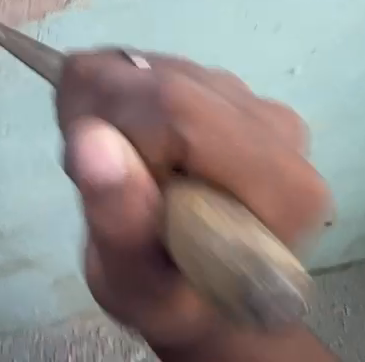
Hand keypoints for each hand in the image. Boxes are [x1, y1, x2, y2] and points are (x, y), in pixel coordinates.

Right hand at [57, 53, 330, 359]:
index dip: (111, 122)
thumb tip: (92, 139)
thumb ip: (117, 217)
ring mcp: (253, 101)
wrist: (196, 290)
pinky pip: (150, 67)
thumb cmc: (167, 297)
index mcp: (279, 183)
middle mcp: (277, 129)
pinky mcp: (226, 89)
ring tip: (117, 166)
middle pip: (161, 80)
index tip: (85, 167)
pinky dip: (120, 98)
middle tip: (92, 170)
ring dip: (110, 106)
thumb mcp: (132, 282)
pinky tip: (131, 144)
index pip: (173, 106)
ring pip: (151, 67)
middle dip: (104, 112)